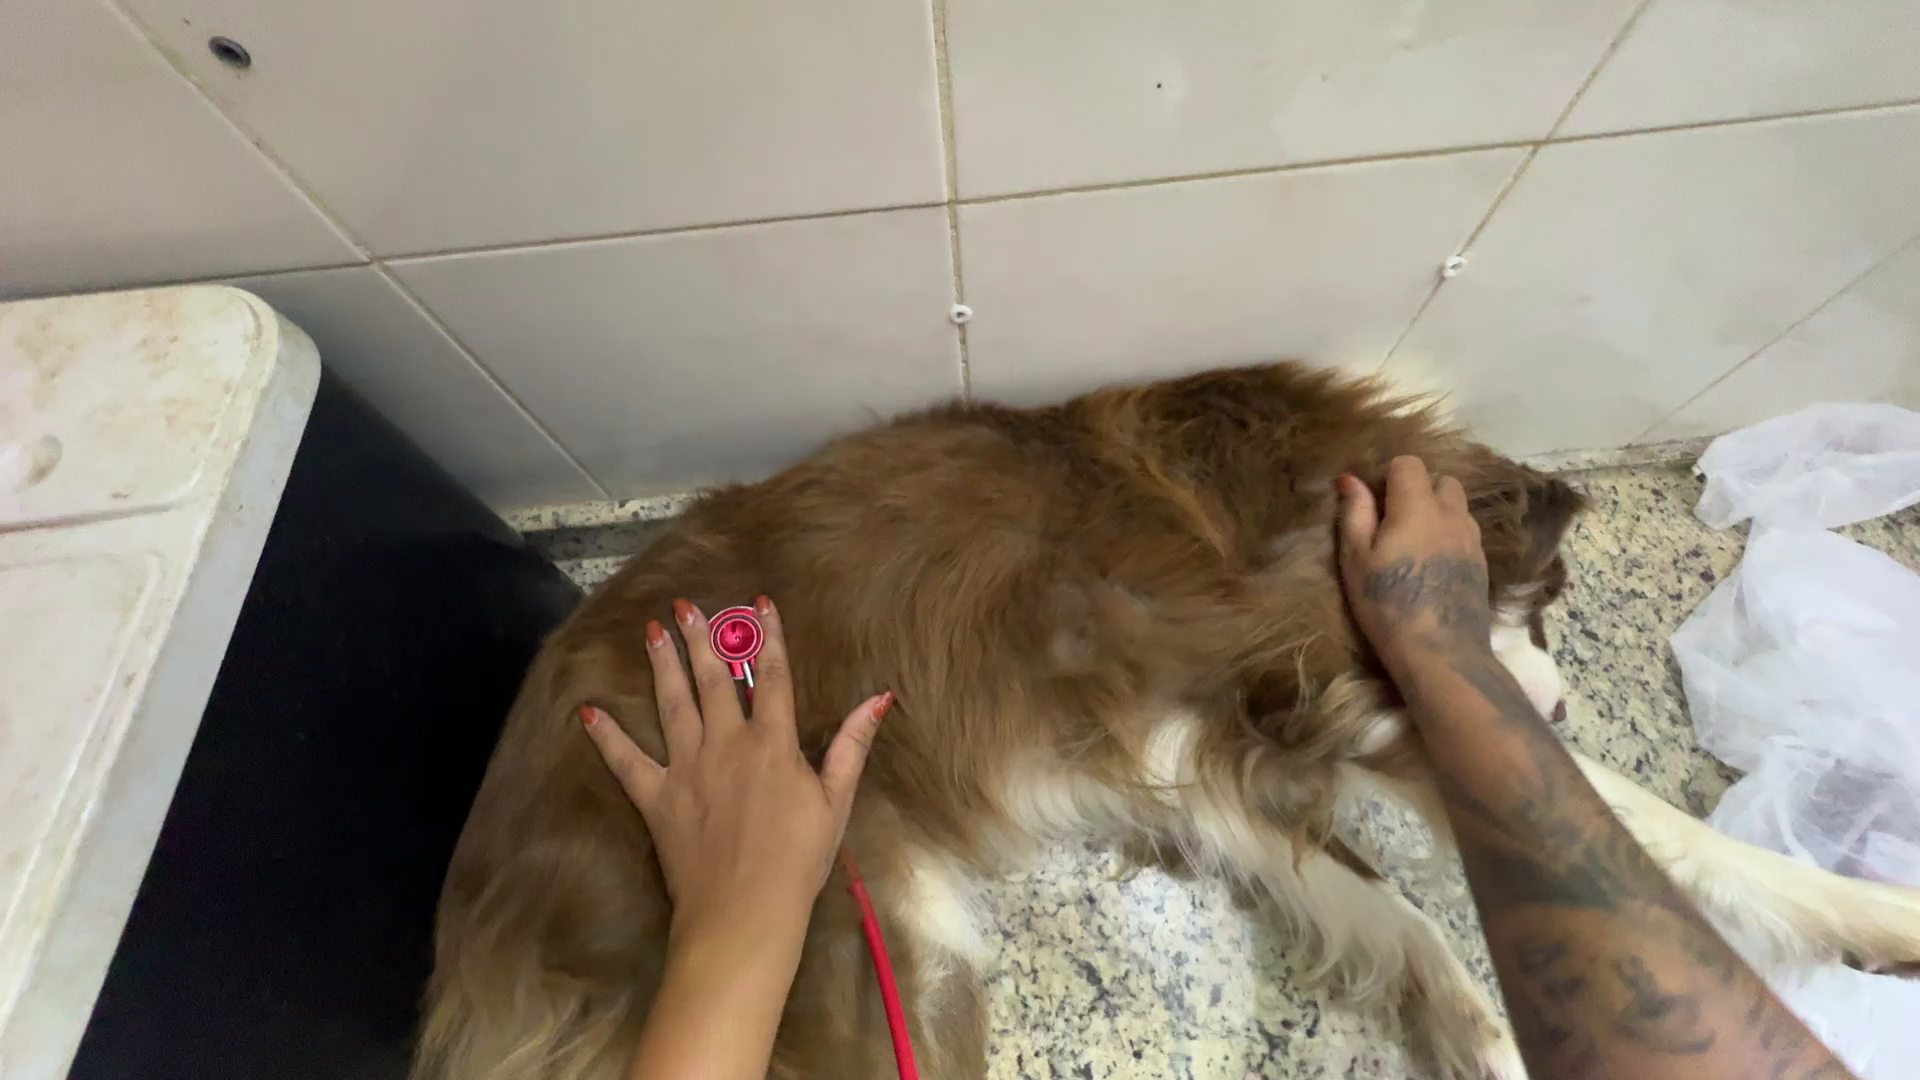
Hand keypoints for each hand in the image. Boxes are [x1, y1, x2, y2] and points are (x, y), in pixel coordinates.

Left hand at [579, 595, 891, 950]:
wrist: (744, 914)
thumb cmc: (798, 859)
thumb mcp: (836, 800)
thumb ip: (852, 744)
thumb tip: (878, 697)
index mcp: (772, 742)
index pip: (773, 677)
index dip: (769, 638)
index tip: (760, 603)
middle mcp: (726, 743)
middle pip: (715, 680)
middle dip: (702, 638)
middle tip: (686, 605)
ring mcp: (686, 769)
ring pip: (673, 705)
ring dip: (663, 665)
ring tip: (653, 631)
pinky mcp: (657, 799)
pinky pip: (627, 762)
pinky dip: (607, 737)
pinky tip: (588, 711)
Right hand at [1336, 456, 1494, 677]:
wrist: (1438, 649)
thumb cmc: (1384, 601)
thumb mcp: (1355, 557)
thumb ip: (1355, 513)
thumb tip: (1351, 479)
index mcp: (1417, 507)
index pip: (1409, 464)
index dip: (1385, 474)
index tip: (1369, 500)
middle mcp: (1451, 514)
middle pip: (1440, 479)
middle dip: (1415, 488)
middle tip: (1388, 518)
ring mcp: (1472, 538)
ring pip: (1456, 504)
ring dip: (1433, 509)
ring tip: (1409, 540)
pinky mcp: (1481, 561)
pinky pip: (1464, 530)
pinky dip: (1446, 531)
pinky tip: (1427, 561)